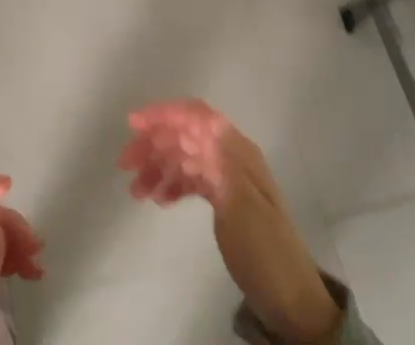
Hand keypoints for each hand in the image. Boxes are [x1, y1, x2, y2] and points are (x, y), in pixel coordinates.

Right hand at [118, 99, 341, 342]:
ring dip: (159, 167)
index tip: (132, 124)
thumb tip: (199, 122)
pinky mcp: (224, 199)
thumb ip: (221, 163)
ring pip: (185, 157)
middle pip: (186, 135)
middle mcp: (233, 157)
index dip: (165, 114)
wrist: (290, 298)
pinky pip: (192, 179)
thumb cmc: (264, 251)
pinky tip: (159, 200)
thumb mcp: (242, 207)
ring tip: (136, 191)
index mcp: (239, 153)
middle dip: (154, 143)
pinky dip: (172, 184)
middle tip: (124, 165)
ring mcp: (228, 178)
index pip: (198, 117)